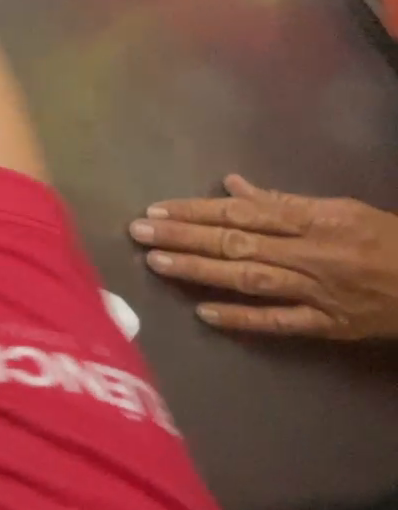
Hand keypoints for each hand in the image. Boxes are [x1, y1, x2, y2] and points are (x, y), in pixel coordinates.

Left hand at [131, 174, 397, 338]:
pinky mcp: (332, 325)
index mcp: (317, 222)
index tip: (155, 209)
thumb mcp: (342, 210)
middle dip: (183, 237)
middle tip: (138, 231)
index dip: (196, 211)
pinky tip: (204, 313)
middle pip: (237, 244)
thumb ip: (282, 200)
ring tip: (155, 261)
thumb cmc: (390, 241)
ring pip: (249, 279)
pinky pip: (282, 323)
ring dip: (199, 270)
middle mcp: (315, 256)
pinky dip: (243, 319)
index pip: (243, 214)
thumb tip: (231, 183)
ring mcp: (322, 292)